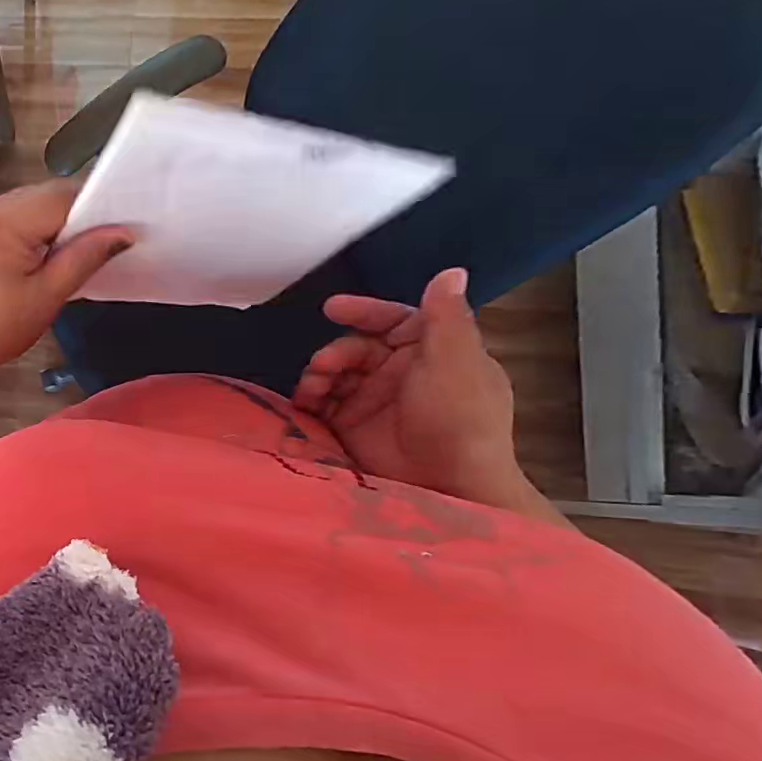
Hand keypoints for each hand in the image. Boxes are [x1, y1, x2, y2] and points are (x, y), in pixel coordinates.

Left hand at [0, 180, 132, 388]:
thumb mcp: (48, 296)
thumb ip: (85, 258)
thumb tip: (121, 234)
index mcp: (1, 223)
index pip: (61, 197)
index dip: (95, 209)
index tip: (119, 229)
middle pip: (44, 196)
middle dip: (76, 216)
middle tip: (100, 245)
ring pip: (29, 205)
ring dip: (55, 224)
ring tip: (71, 255)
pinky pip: (12, 218)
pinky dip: (34, 231)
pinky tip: (44, 257)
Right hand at [291, 268, 531, 506]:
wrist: (450, 489)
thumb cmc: (459, 422)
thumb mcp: (456, 363)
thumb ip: (447, 318)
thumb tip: (452, 271)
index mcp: (432, 351)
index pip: (392, 321)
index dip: (364, 312)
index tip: (333, 308)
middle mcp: (401, 374)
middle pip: (357, 349)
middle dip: (335, 353)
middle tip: (321, 368)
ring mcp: (376, 403)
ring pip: (337, 376)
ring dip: (318, 377)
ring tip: (309, 391)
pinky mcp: (354, 430)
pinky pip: (325, 408)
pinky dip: (310, 404)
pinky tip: (302, 406)